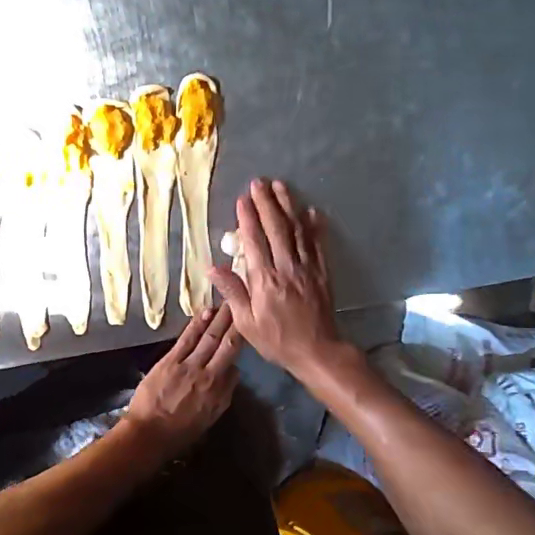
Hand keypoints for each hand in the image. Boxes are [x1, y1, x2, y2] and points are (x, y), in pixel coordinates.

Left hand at [122, 306, 242, 458]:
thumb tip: (235, 372)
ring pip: (209, 338)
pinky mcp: (170, 361)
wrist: (149, 433)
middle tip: (244, 302)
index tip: (250, 324)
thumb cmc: (180, 431)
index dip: (243, 340)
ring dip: (220, 318)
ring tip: (229, 302)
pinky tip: (206, 311)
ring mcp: (189, 366)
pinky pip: (187, 339)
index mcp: (219, 390)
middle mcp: (209, 375)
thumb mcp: (211, 416)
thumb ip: (224, 394)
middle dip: (235, 323)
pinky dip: (198, 324)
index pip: (235, 360)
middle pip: (226, 344)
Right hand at [208, 178, 342, 376]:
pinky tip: (311, 212)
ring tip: (280, 186)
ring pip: (297, 230)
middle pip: (276, 228)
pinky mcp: (322, 273)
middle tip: (259, 183)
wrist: (317, 351)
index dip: (248, 218)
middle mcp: (286, 268)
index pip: (254, 241)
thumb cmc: (276, 340)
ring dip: (288, 206)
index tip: (242, 200)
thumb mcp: (246, 323)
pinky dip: (314, 226)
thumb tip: (213, 268)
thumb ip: (232, 292)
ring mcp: (307, 268)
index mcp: (264, 280)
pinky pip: (318, 244)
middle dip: (266, 203)